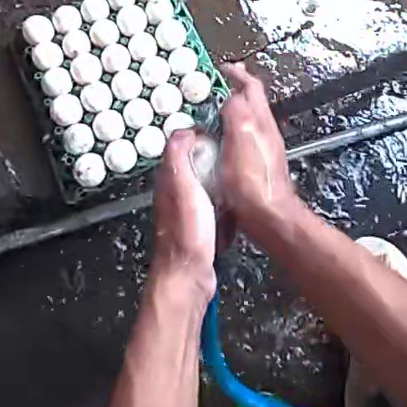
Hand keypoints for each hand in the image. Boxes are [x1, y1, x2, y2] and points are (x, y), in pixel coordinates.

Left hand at [150, 129, 217, 299]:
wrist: (189, 275)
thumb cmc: (187, 232)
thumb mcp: (183, 184)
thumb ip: (179, 156)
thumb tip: (184, 131)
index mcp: (168, 178)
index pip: (181, 146)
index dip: (199, 137)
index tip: (218, 136)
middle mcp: (175, 193)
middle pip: (196, 166)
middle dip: (214, 161)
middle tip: (232, 158)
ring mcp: (188, 212)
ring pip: (208, 188)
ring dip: (222, 185)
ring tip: (238, 181)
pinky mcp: (200, 228)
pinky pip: (217, 211)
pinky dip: (226, 208)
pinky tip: (233, 211)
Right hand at [217, 64, 304, 236]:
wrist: (270, 218)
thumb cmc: (254, 184)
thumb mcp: (240, 139)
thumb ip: (236, 112)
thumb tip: (230, 96)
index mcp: (260, 122)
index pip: (251, 87)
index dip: (236, 74)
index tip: (222, 68)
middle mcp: (265, 132)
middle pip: (251, 101)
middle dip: (234, 90)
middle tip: (214, 87)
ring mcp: (264, 148)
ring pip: (248, 119)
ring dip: (231, 110)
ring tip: (212, 111)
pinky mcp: (258, 165)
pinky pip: (243, 138)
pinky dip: (230, 131)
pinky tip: (218, 141)